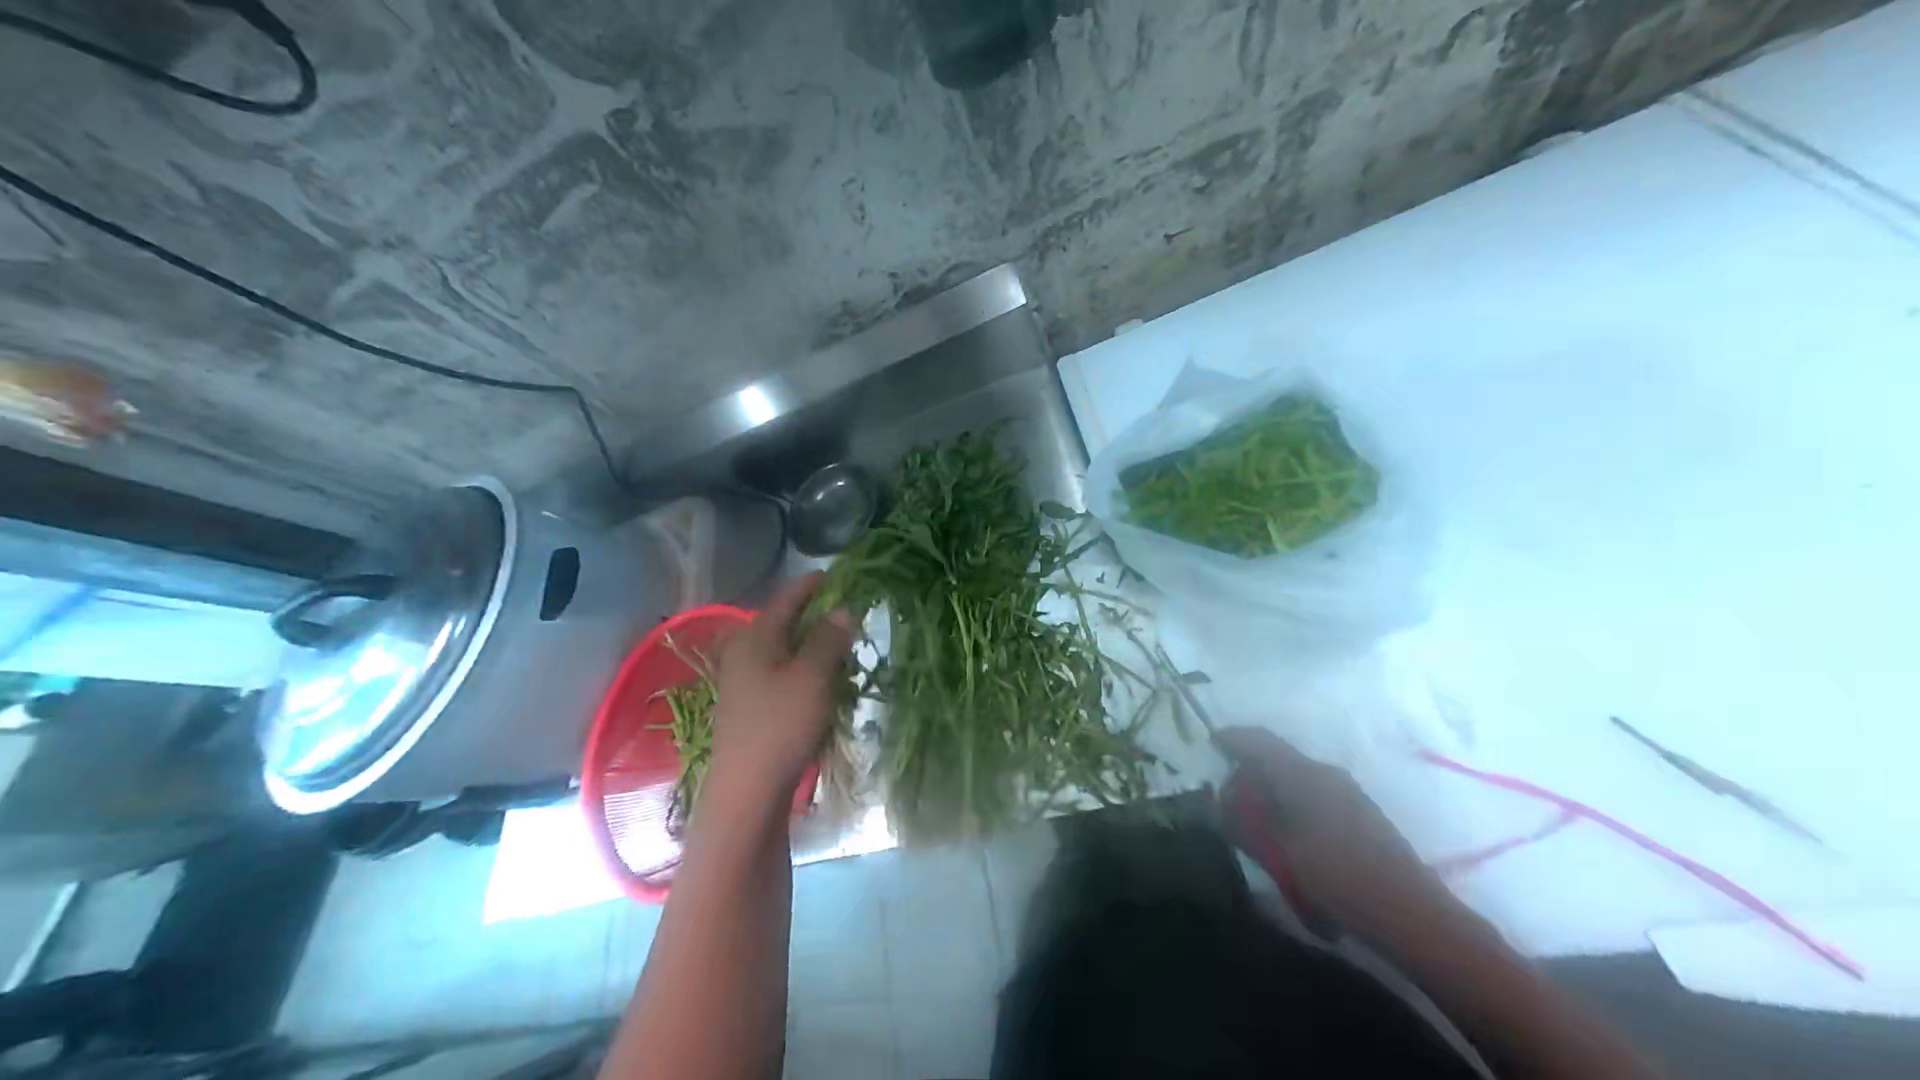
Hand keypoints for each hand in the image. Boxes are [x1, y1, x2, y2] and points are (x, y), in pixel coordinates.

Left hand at [705, 573, 854, 807]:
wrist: (747, 792)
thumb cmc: (781, 726)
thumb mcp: (813, 677)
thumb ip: (828, 640)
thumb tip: (843, 611)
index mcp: (755, 639)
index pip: (785, 600)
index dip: (809, 585)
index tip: (831, 574)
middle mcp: (744, 656)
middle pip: (783, 626)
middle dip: (814, 617)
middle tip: (845, 613)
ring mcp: (745, 685)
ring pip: (784, 654)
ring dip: (812, 648)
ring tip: (841, 648)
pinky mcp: (752, 711)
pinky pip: (782, 678)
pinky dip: (804, 672)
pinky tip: (822, 685)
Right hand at [1215, 727, 1453, 936]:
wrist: (1414, 917)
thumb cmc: (1338, 879)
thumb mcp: (1277, 855)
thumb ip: (1241, 825)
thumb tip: (1217, 804)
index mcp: (1304, 774)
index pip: (1260, 740)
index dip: (1233, 739)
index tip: (1211, 742)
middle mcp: (1328, 774)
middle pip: (1278, 759)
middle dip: (1249, 772)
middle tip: (1228, 798)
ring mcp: (1349, 794)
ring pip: (1297, 779)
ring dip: (1272, 792)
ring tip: (1255, 823)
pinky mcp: (1362, 816)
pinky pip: (1314, 796)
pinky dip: (1292, 806)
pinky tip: (1288, 839)